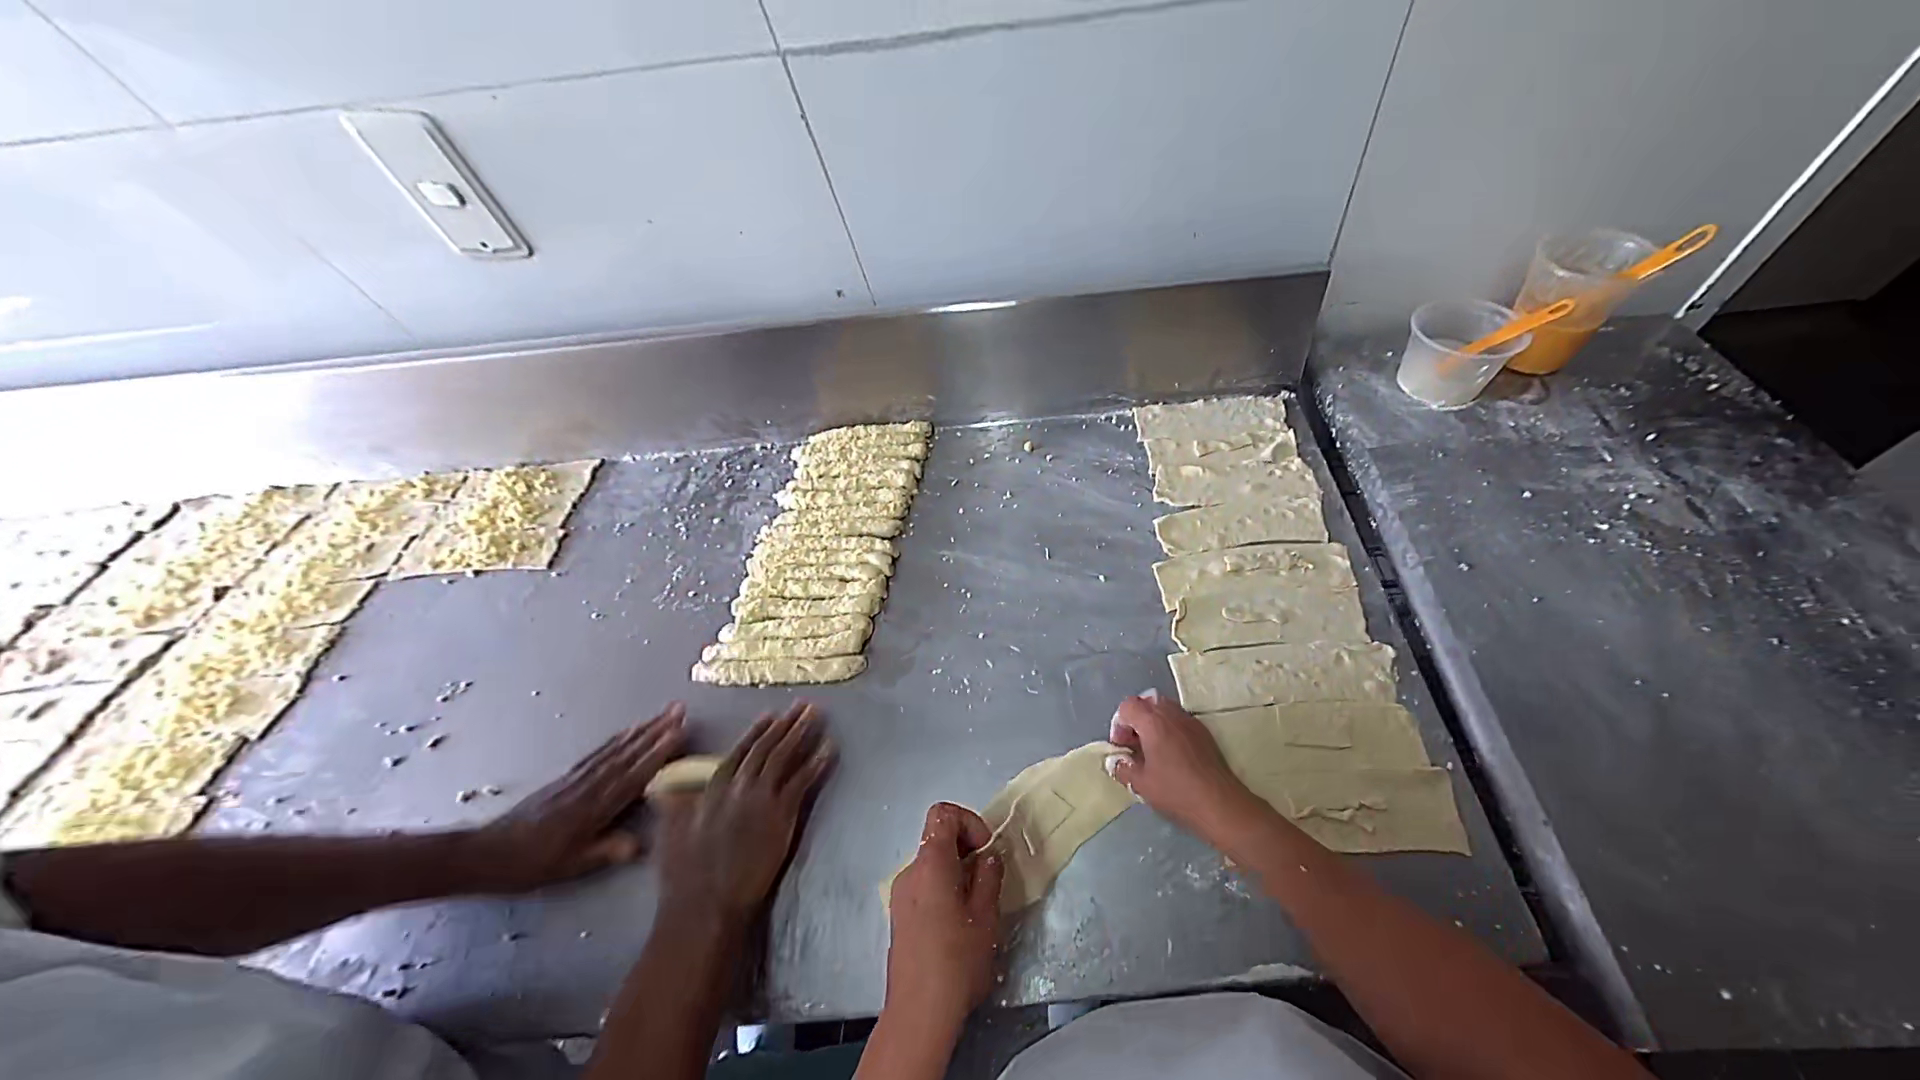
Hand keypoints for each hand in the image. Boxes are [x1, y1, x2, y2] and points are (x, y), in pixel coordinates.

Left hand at [463, 703, 687, 891]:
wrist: (485, 853)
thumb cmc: (530, 864)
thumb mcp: (571, 866)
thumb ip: (607, 851)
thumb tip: (643, 844)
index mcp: (595, 806)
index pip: (635, 774)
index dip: (660, 753)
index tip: (681, 731)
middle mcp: (590, 785)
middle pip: (629, 753)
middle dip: (657, 729)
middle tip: (679, 709)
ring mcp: (578, 778)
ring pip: (617, 748)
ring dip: (643, 729)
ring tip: (664, 713)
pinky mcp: (568, 777)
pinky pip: (599, 752)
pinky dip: (618, 739)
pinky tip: (629, 731)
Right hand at [657, 701, 833, 918]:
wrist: (706, 903)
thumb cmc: (685, 876)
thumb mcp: (671, 834)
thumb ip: (675, 808)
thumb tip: (665, 792)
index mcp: (712, 787)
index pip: (740, 751)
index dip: (758, 732)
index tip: (772, 715)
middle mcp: (738, 785)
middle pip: (767, 747)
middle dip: (786, 724)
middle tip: (804, 706)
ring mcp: (761, 797)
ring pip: (784, 756)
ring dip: (802, 733)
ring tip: (817, 715)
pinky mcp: (781, 813)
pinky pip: (803, 780)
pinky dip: (817, 762)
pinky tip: (830, 748)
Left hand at [884, 802, 1003, 1029]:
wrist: (918, 1014)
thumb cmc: (956, 962)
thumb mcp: (986, 917)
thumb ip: (989, 877)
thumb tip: (989, 857)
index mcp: (930, 864)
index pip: (943, 814)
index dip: (969, 822)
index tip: (986, 850)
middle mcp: (910, 872)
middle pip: (937, 838)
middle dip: (967, 850)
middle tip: (988, 880)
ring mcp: (901, 895)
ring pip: (932, 864)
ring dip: (957, 872)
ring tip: (977, 907)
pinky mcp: (900, 916)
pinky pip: (924, 886)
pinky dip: (944, 889)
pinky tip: (959, 924)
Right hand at [1107, 690, 1260, 840]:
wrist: (1220, 804)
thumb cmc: (1176, 791)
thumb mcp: (1141, 784)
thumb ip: (1123, 768)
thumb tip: (1117, 761)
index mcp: (1153, 722)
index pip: (1128, 706)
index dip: (1119, 724)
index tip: (1122, 747)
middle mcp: (1172, 715)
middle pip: (1147, 702)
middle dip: (1137, 719)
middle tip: (1136, 745)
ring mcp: (1191, 721)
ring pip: (1165, 709)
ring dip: (1154, 723)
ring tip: (1153, 750)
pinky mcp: (1205, 733)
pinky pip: (1180, 720)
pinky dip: (1170, 730)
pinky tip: (1172, 755)